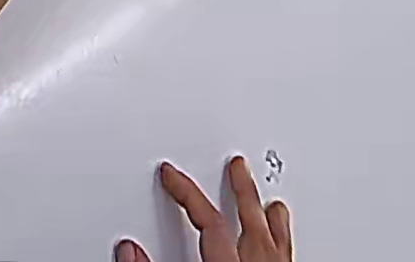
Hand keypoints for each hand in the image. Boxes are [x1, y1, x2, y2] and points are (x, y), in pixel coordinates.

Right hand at [118, 157, 291, 261]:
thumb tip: (128, 248)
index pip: (208, 219)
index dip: (186, 192)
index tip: (170, 174)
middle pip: (251, 224)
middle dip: (242, 191)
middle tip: (238, 165)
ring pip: (278, 246)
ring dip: (272, 222)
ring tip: (273, 202)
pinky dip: (286, 249)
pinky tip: (284, 245)